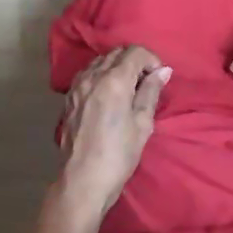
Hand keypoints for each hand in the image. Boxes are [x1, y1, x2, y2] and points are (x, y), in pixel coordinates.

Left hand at [57, 46, 171, 213]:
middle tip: (146, 83)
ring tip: (128, 89)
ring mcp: (77, 86)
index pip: (135, 52)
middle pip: (117, 52)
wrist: (83, 180)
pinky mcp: (69, 98)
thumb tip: (163, 71)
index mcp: (114, 80)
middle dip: (135, 61)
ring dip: (117, 66)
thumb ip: (151, 92)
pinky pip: (87, 74)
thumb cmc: (119, 154)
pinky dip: (101, 75)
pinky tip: (108, 95)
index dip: (151, 60)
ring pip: (100, 61)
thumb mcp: (143, 124)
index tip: (158, 78)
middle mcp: (93, 76)